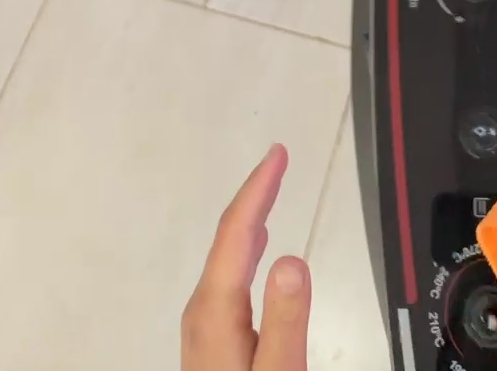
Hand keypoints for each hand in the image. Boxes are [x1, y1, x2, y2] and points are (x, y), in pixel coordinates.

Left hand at [183, 144, 311, 370]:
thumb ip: (286, 323)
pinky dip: (246, 248)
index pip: (236, 232)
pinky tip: (257, 251)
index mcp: (215, 311)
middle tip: (280, 160)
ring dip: (250, 219)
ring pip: (227, 257)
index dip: (259, 188)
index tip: (279, 152)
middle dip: (254, 195)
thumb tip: (292, 255)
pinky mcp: (213, 344)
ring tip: (271, 191)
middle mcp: (203, 312)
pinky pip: (230, 276)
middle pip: (228, 238)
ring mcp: (204, 329)